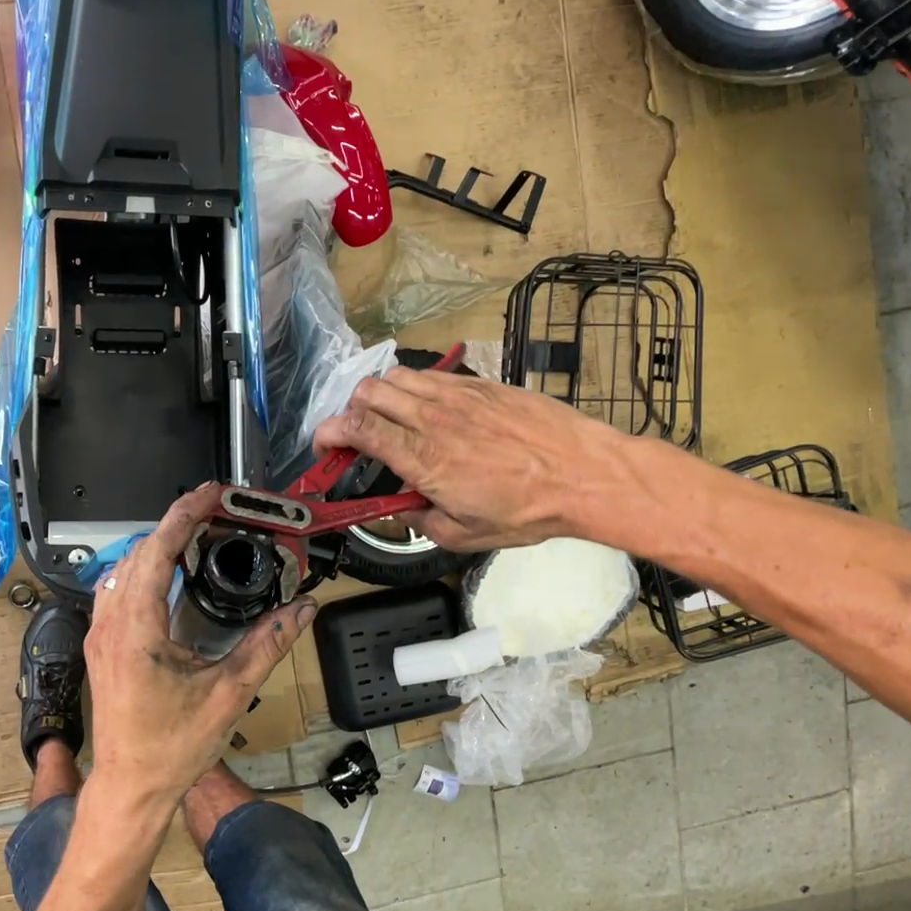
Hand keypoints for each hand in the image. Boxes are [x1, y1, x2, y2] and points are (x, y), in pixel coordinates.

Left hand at [84, 485, 315, 805]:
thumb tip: (299, 611)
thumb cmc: (169, 749)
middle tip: (213, 513)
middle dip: (174, 525)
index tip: (209, 495)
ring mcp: (99, 636)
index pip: (156, 551)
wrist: (130, 786)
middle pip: (138, 552)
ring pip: (122, 569)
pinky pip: (115, 591)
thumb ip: (266, 646)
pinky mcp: (101, 647)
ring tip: (192, 536)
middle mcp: (110, 626)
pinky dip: (142, 571)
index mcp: (136, 631)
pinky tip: (165, 576)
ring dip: (156, 546)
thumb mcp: (228, 695)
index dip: (184, 515)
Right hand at [313, 367, 638, 551]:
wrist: (585, 474)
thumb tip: (403, 509)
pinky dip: (415, 389)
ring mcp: (458, 396)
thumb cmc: (528, 509)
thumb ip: (421, 521)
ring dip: (380, 396)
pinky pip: (432, 376)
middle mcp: (433, 420)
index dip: (329, 433)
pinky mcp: (481, 385)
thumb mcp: (464, 535)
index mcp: (424, 459)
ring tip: (389, 419)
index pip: (357, 428)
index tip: (324, 445)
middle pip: (367, 392)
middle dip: (350, 412)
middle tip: (356, 436)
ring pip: (396, 377)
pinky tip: (428, 411)